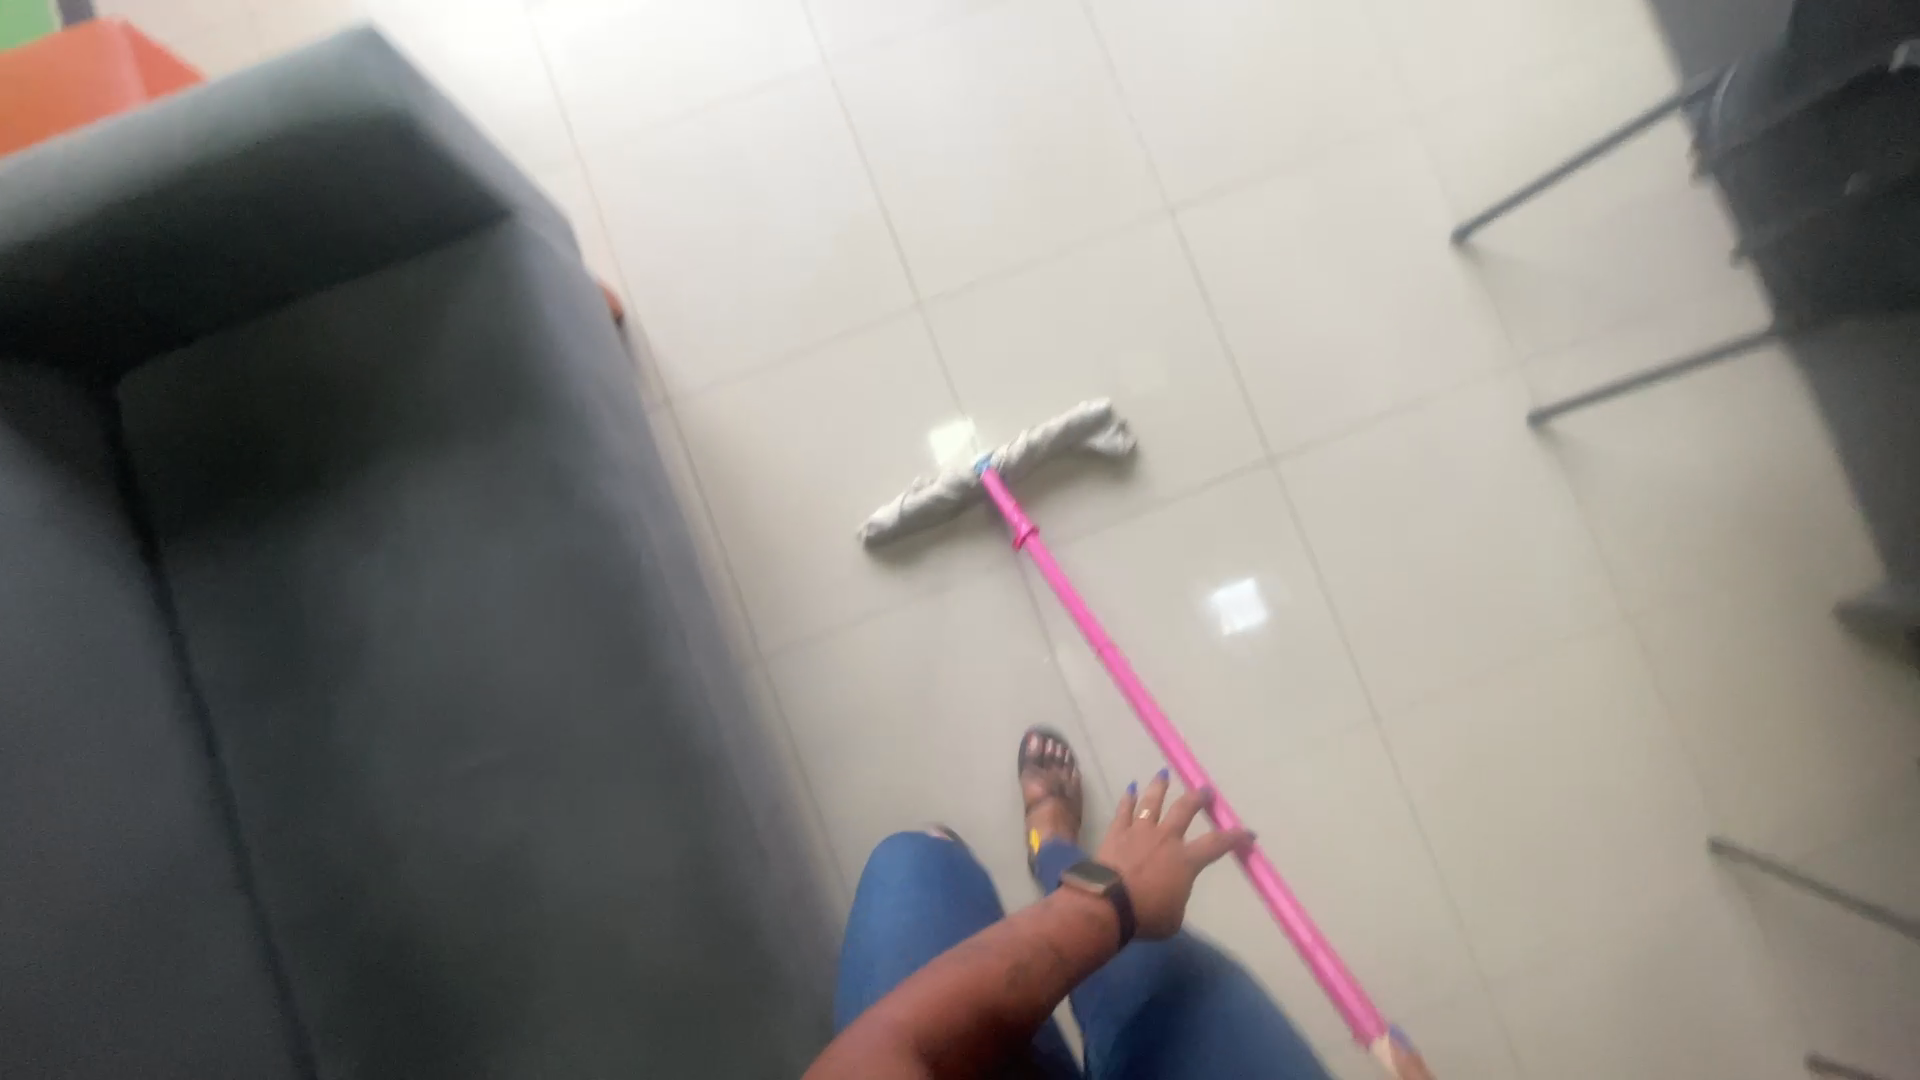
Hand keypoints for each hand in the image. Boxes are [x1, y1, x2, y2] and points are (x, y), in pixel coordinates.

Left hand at [1094, 770, 1255, 938]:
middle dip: (1197, 798)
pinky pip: (1123, 810)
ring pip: (1152, 802)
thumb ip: (1177, 896)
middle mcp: (1165, 838)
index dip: (1235, 837)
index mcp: (1185, 860)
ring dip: (1159, 787)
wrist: (1109, 903)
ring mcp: (1139, 831)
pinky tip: (1129, 788)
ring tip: (1164, 774)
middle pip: (1184, 810)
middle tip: (1205, 790)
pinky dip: (1127, 798)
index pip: (1216, 844)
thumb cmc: (1147, 915)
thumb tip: (1172, 889)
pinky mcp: (1117, 831)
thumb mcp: (1174, 916)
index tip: (1248, 832)